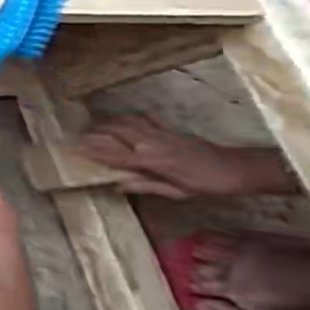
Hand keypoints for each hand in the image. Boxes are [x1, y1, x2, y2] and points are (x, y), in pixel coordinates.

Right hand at [74, 114, 270, 197]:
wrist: (234, 168)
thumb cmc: (205, 185)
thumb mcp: (176, 192)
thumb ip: (146, 186)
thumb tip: (117, 184)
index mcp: (152, 161)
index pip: (115, 154)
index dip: (94, 151)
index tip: (75, 148)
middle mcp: (152, 142)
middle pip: (115, 132)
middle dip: (94, 132)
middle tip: (77, 135)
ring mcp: (159, 132)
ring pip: (126, 121)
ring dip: (107, 121)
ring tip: (91, 124)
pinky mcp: (167, 127)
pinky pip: (142, 118)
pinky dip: (127, 117)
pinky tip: (120, 118)